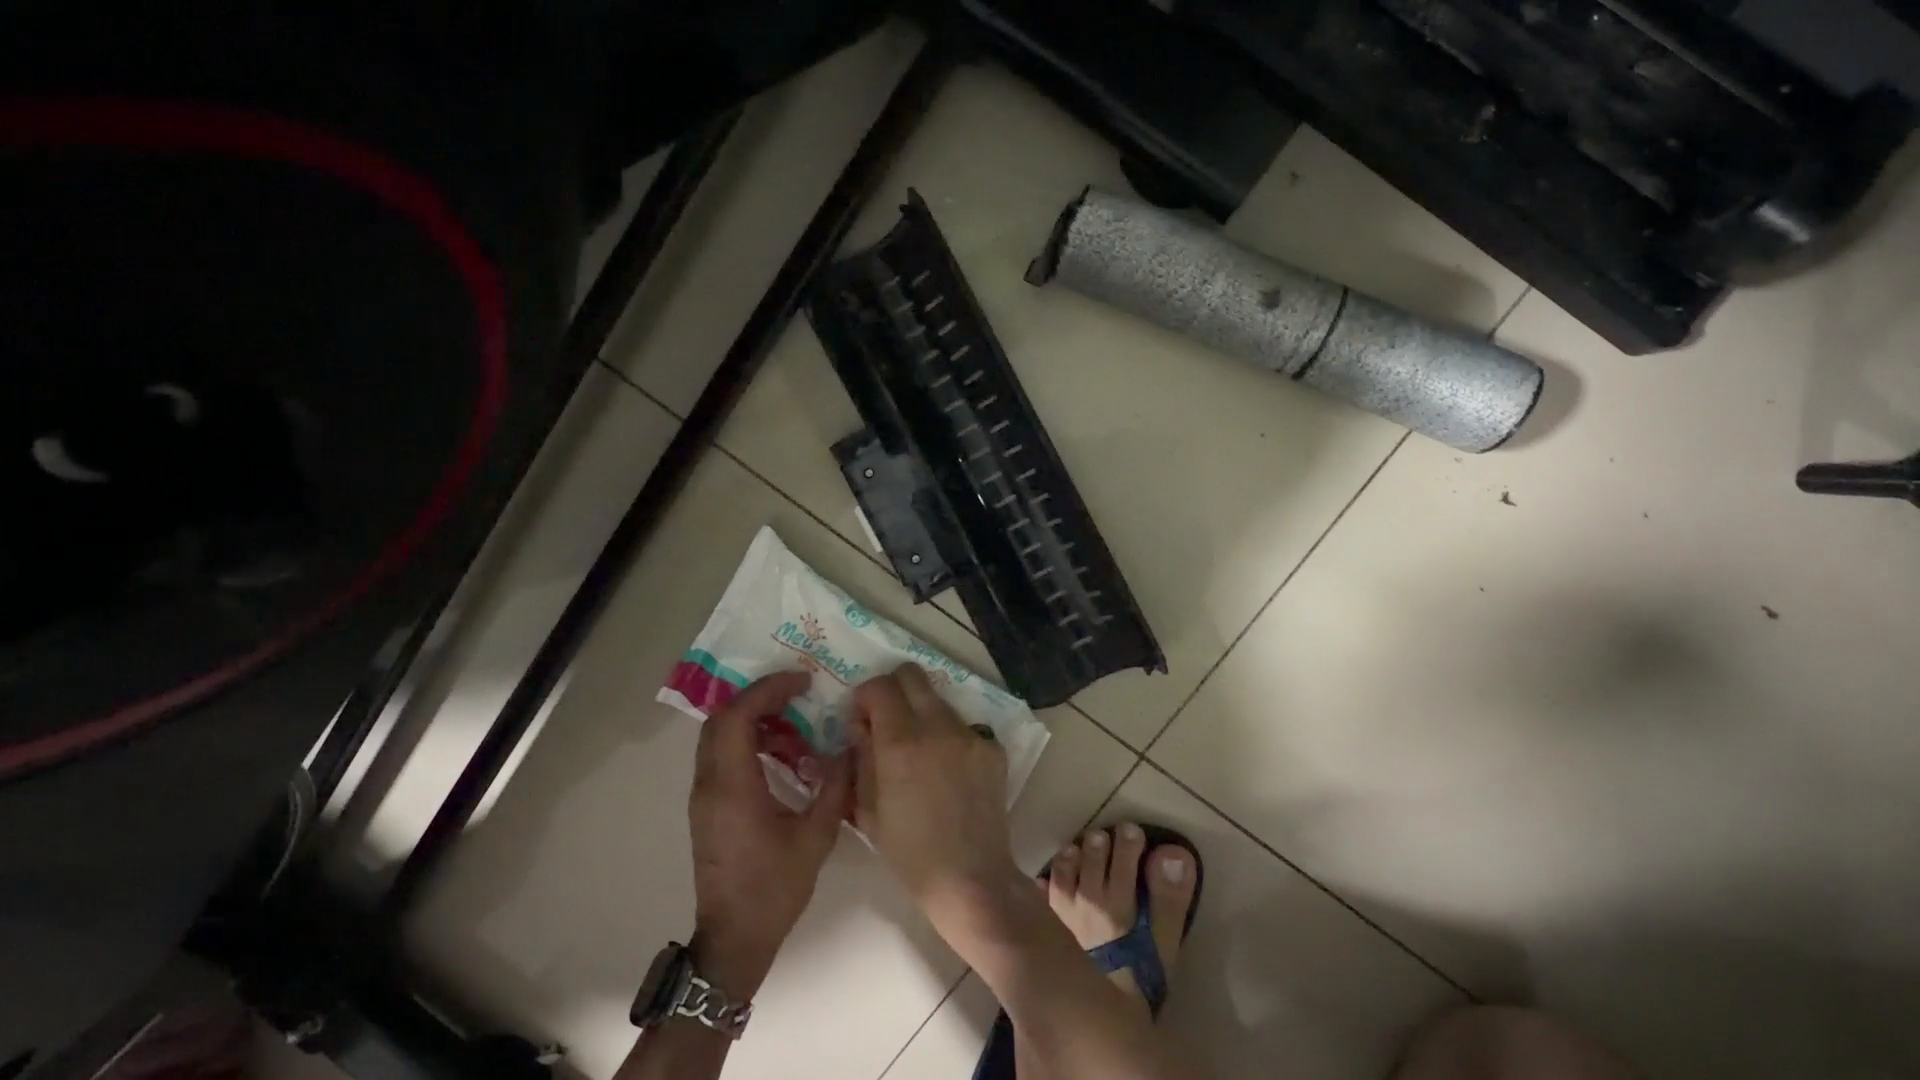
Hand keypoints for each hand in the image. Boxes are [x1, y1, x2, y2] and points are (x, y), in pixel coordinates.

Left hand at [689, 670, 849, 996]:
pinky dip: (746, 741)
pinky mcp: (706, 808)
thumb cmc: (774, 889)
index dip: (769, 690)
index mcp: (732, 786)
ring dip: (751, 718)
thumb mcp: (816, 838)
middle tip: (797, 693)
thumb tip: (850, 748)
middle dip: (758, 697)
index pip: (739, 716)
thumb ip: (835, 787)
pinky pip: (720, 756)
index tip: (802, 681)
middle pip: (721, 719)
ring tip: (793, 720)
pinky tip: (781, 754)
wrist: (734, 937)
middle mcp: (709, 784)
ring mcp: (703, 796)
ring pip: (717, 736)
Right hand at [847, 665, 1023, 945]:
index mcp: (901, 743)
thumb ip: (861, 757)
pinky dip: (949, 737)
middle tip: (886, 719)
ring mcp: (970, 735)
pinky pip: (963, 727)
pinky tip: (947, 771)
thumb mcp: (868, 808)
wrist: (970, 877)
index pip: (880, 687)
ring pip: (939, 701)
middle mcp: (938, 727)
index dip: (864, 696)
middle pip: (912, 675)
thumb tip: (862, 725)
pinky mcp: (993, 748)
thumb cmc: (909, 852)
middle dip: (893, 689)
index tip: (860, 718)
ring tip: (919, 752)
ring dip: (921, 713)